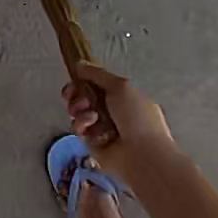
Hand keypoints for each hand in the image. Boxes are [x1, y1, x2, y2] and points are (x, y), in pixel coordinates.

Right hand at [63, 62, 177, 177]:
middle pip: (83, 97)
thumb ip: (97, 74)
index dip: (83, 80)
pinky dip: (82, 125)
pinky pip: (79, 130)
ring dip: (80, 110)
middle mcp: (112, 110)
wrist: (142, 153)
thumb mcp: (120, 86)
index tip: (75, 79)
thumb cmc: (136, 116)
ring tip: (90, 115)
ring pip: (79, 113)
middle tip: (77, 97)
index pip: (96, 84)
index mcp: (122, 96)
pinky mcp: (93, 143)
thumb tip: (79, 63)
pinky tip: (91, 127)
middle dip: (76, 95)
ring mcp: (102, 128)